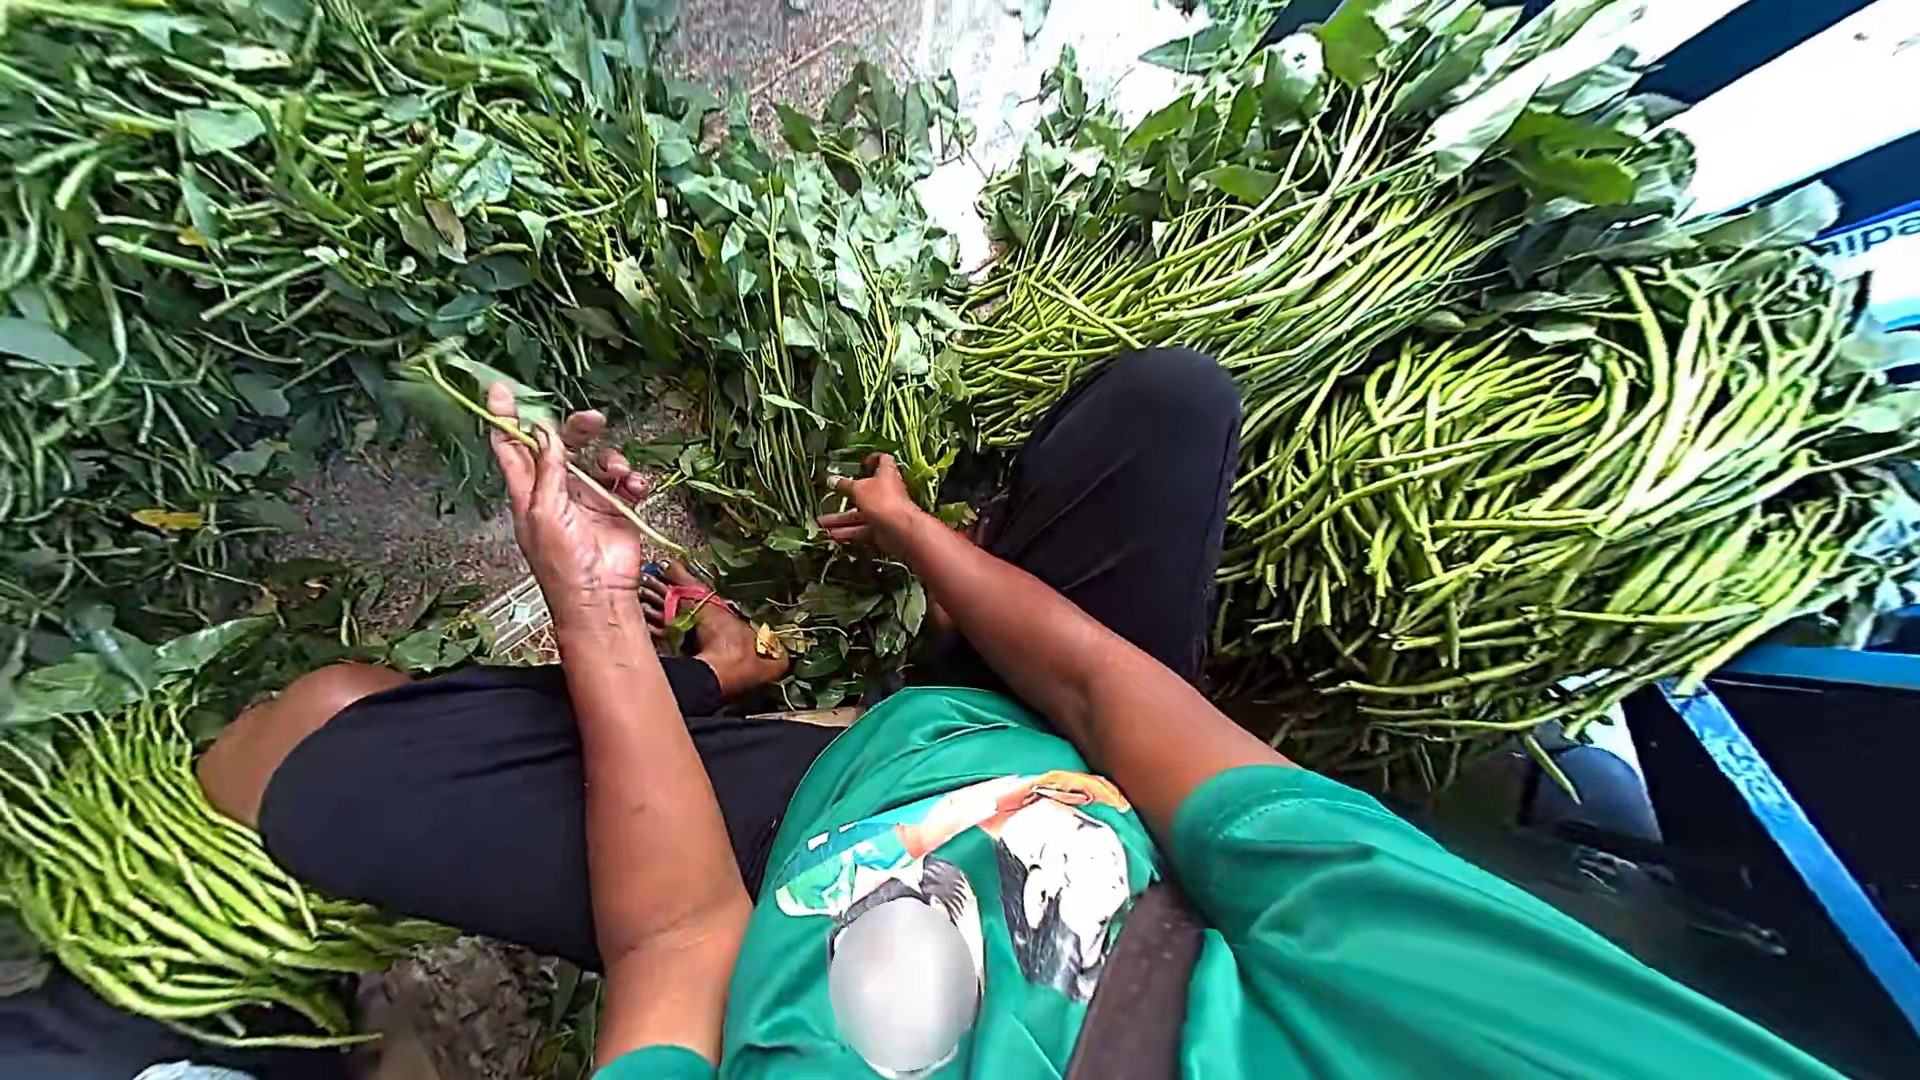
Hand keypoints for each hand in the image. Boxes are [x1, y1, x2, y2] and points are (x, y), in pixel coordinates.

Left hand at [487, 383, 650, 619]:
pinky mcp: (620, 508)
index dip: (504, 418)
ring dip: (612, 461)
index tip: (500, 390)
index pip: (511, 447)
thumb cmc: (562, 561)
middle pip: (563, 446)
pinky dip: (635, 481)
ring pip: (600, 462)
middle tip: (592, 419)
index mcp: (529, 491)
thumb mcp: (544, 511)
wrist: (599, 592)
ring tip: (621, 473)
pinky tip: (636, 487)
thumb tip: (545, 433)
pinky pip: (629, 484)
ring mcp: (591, 498)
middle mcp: (559, 490)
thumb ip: (548, 471)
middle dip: (576, 430)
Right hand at [818, 453, 926, 557]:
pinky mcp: (881, 529)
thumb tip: (831, 480)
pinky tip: (833, 535)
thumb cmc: (881, 500)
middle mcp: (887, 492)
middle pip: (865, 492)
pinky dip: (849, 531)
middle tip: (828, 499)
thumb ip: (845, 485)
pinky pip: (862, 529)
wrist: (900, 530)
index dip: (873, 459)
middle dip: (845, 497)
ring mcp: (884, 511)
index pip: (883, 461)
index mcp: (886, 474)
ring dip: (841, 519)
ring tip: (821, 524)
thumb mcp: (858, 489)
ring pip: (860, 514)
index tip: (861, 463)